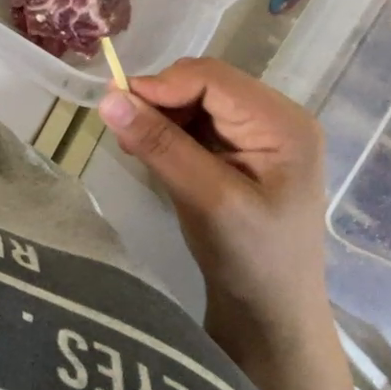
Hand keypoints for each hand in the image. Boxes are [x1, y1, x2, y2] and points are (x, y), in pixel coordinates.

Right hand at [98, 59, 331, 352]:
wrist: (271, 312)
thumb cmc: (250, 257)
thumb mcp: (204, 198)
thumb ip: (159, 144)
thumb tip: (108, 97)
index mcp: (282, 124)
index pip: (210, 78)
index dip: (160, 85)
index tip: (115, 109)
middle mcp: (275, 118)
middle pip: (201, 83)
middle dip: (158, 101)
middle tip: (126, 136)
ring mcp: (259, 134)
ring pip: (193, 98)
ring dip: (159, 116)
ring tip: (137, 148)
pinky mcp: (241, 149)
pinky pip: (194, 120)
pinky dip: (166, 130)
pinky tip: (153, 154)